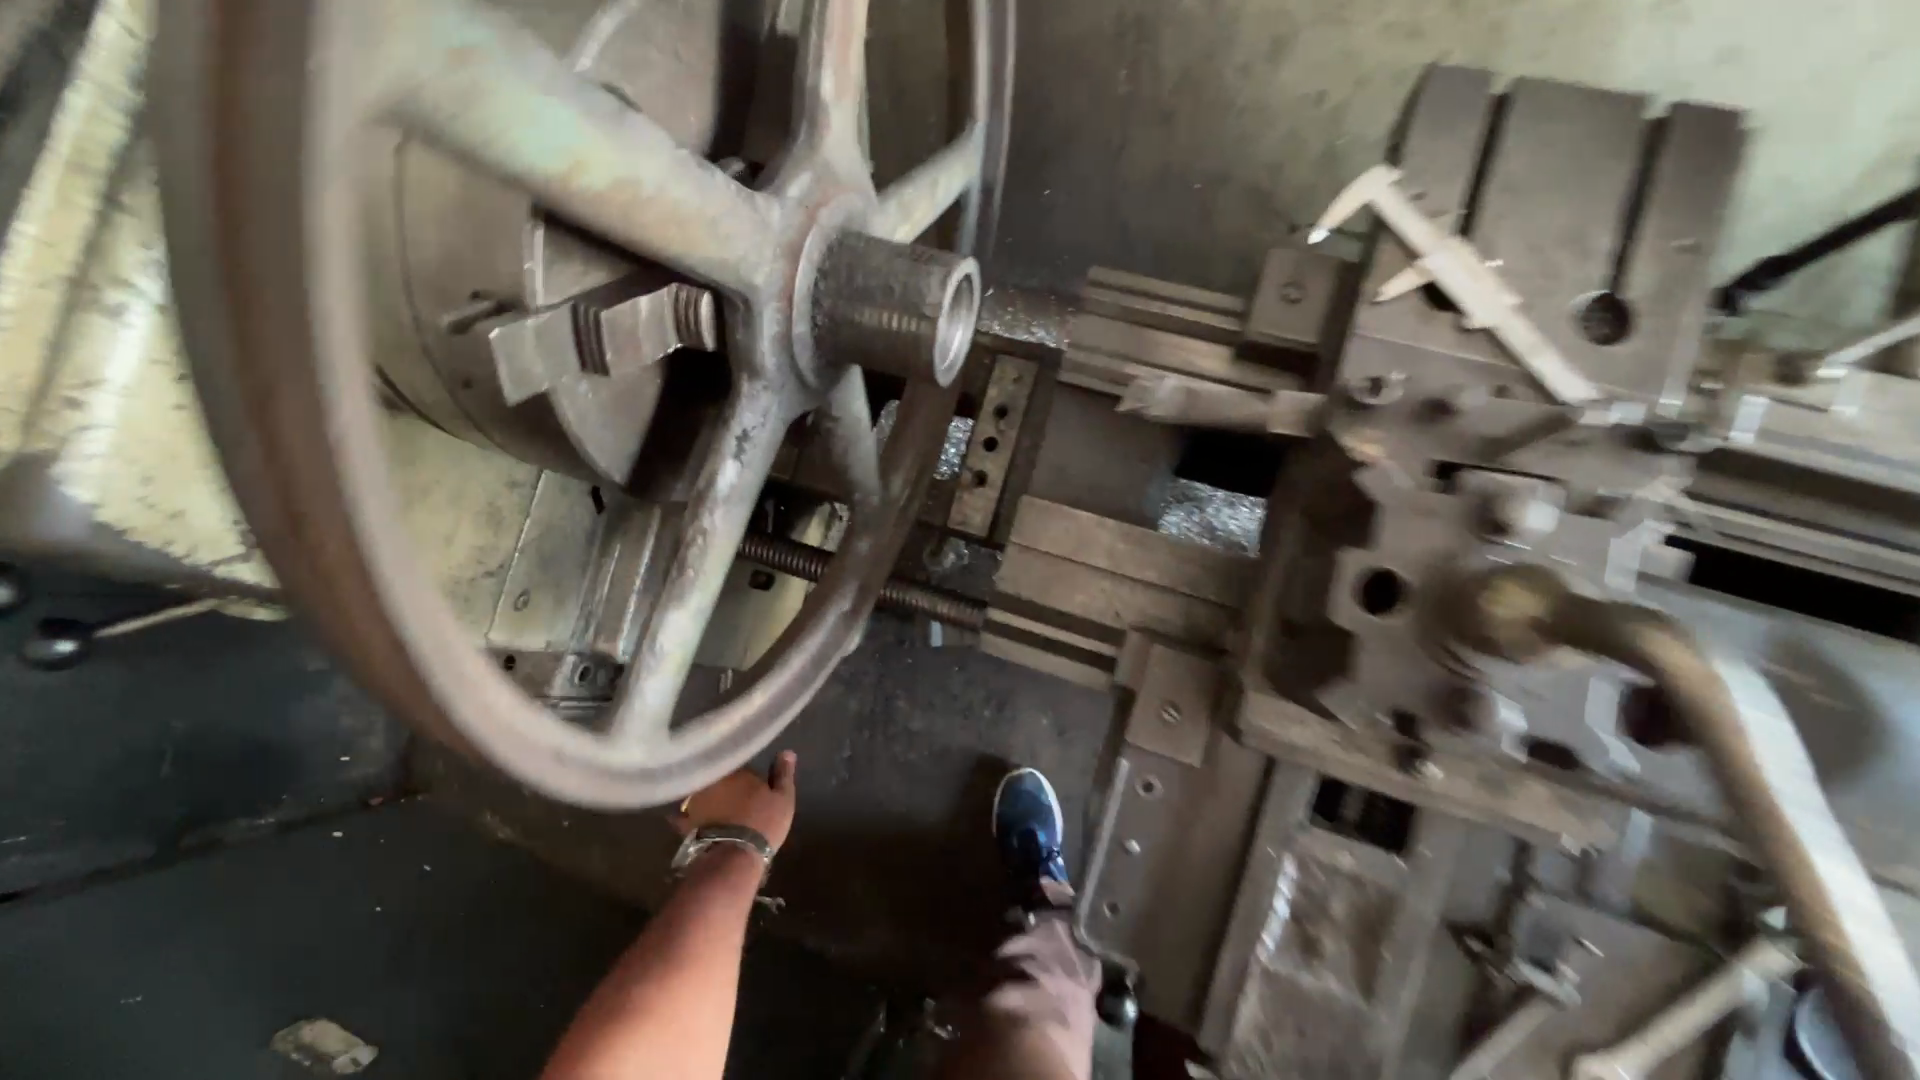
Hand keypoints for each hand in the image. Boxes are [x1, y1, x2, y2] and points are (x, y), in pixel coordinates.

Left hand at [673, 751, 797, 850]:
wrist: (733, 855)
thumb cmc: (764, 823)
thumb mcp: (784, 798)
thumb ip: (784, 774)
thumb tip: (787, 751)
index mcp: (739, 770)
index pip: (744, 769)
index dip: (750, 781)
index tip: (755, 792)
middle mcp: (714, 779)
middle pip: (721, 780)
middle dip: (727, 788)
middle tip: (736, 803)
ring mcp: (696, 800)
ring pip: (703, 794)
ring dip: (707, 799)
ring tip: (715, 812)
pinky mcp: (685, 821)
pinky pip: (681, 816)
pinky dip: (683, 817)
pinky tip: (684, 821)